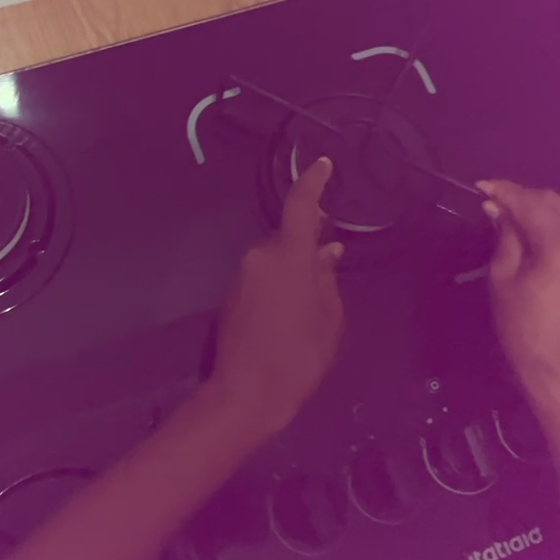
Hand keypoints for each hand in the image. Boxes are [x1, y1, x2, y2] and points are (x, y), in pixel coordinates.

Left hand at [208, 157, 345, 433]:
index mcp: (288, 256)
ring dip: (292, 270)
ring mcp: (241, 277)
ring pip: (274, 261)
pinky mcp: (230, 297)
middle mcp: (259, 257)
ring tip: (311, 301)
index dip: (312, 183)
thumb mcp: (329, 318)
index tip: (322, 165)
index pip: (301, 206)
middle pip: (287, 239)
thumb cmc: (299, 356)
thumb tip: (326, 251)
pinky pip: (261, 279)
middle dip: (307, 245)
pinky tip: (290, 313)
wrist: (247, 393)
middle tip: (329, 259)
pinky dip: (277, 286)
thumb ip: (327, 278)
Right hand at [477, 180, 559, 403]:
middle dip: (522, 198)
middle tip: (492, 202)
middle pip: (552, 201)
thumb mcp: (504, 279)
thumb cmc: (525, 329)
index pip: (529, 203)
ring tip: (508, 217)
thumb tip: (498, 208)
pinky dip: (552, 224)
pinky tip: (531, 233)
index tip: (481, 186)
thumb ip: (505, 236)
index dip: (504, 191)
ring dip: (538, 210)